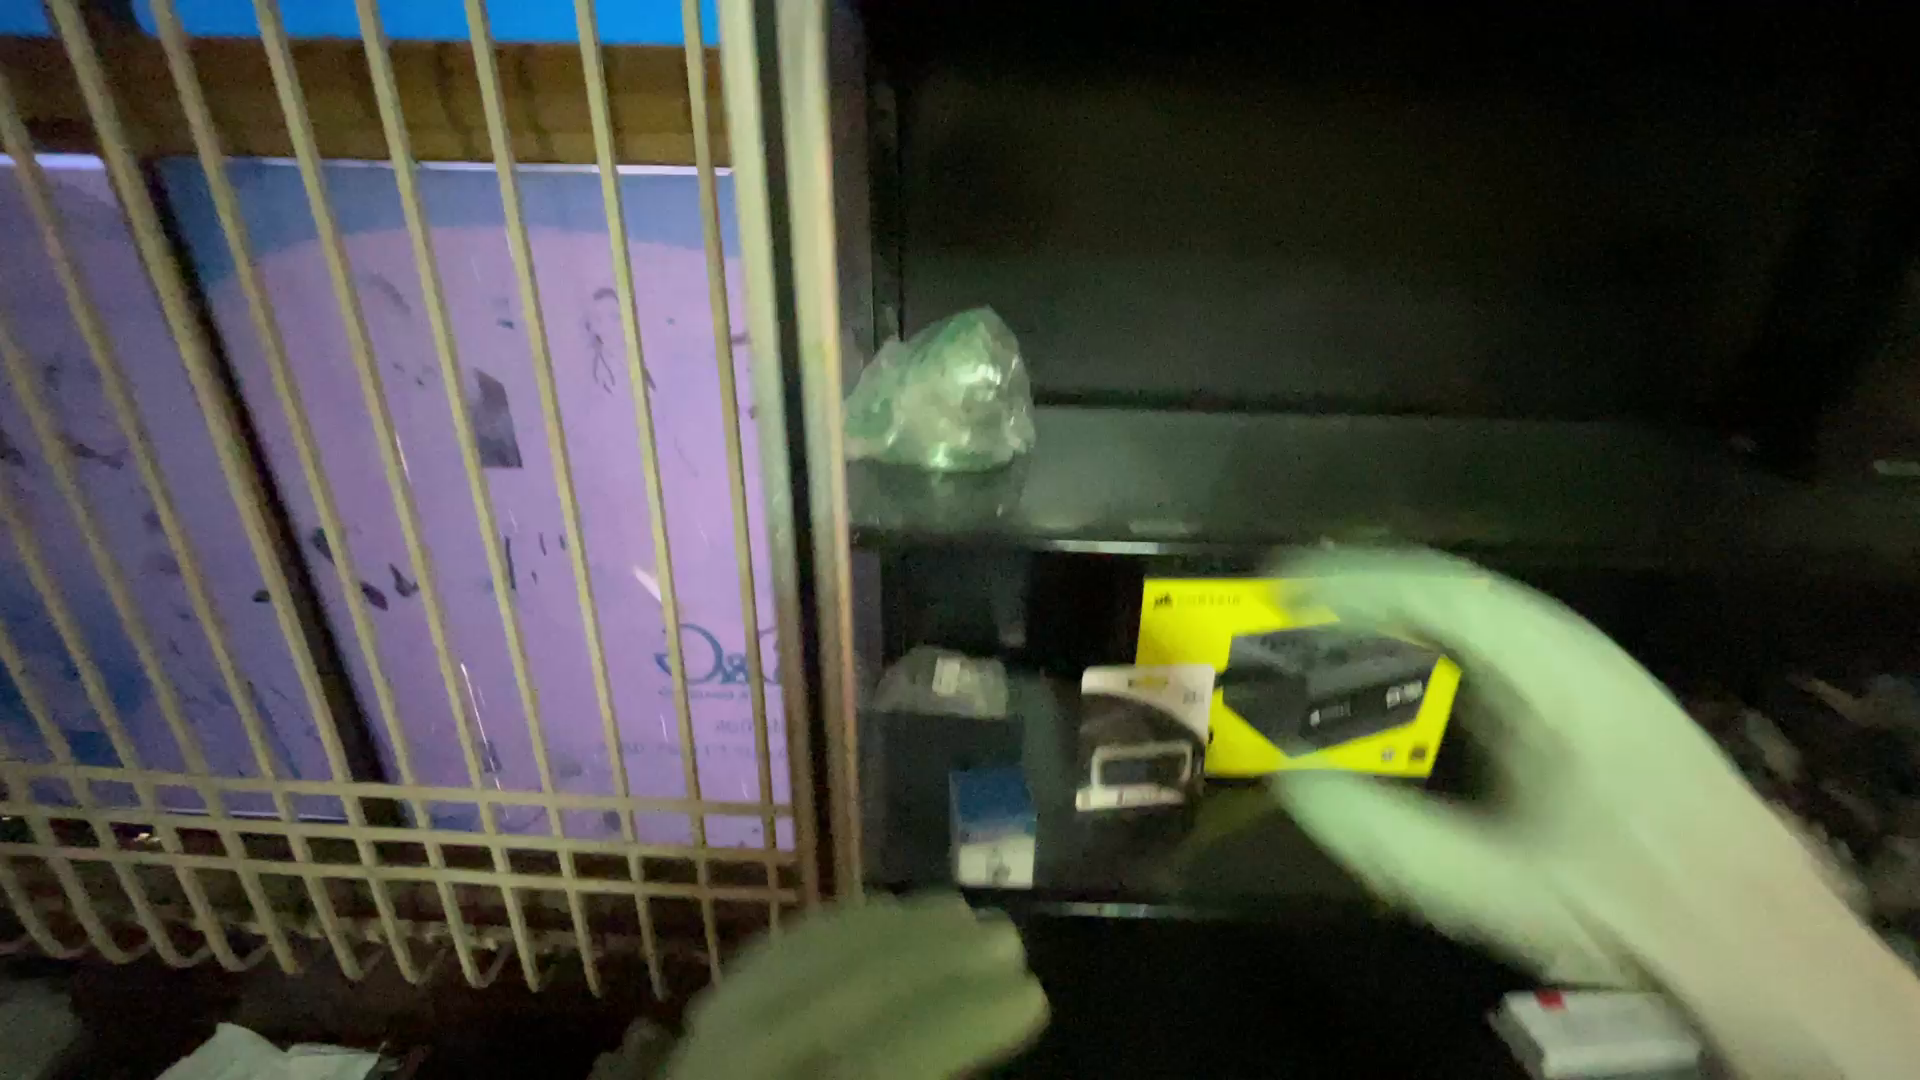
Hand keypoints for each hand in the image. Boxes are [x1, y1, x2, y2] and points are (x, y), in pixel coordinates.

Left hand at [666, 893, 1047, 1079]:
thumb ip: (918, 1078)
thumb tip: (971, 1031)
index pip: (873, 1065)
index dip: (957, 1021)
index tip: (1031, 993)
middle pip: (837, 1001)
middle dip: (932, 958)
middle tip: (1008, 937)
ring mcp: (704, 1051)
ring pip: (803, 963)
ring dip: (891, 930)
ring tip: (960, 911)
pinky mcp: (702, 1028)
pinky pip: (773, 958)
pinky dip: (837, 930)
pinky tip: (885, 911)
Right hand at [1271, 549, 1919, 1078]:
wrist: (1770, 951)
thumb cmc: (1640, 912)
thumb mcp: (1502, 889)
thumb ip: (1388, 839)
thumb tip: (1290, 784)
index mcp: (1562, 679)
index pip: (1442, 595)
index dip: (1354, 582)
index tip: (1283, 588)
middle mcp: (1572, 654)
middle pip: (1448, 589)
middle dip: (1360, 588)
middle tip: (1286, 604)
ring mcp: (1579, 670)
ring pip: (1466, 611)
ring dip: (1388, 611)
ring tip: (1319, 622)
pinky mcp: (1575, 695)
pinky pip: (1481, 642)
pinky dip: (1420, 640)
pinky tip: (1387, 665)